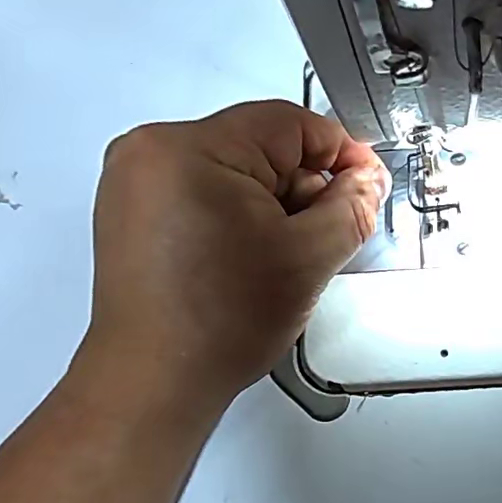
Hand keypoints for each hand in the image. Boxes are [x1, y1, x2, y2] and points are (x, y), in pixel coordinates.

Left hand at [77, 100, 388, 410]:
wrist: (157, 379)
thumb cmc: (211, 328)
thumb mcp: (309, 259)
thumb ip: (352, 208)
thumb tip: (366, 181)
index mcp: (188, 149)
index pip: (289, 123)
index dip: (340, 153)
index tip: (363, 181)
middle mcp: (150, 154)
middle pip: (261, 148)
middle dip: (303, 191)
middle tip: (323, 236)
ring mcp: (136, 184)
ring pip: (236, 175)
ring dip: (273, 209)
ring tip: (278, 261)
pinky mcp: (136, 213)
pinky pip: (206, 196)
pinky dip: (240, 221)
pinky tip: (252, 263)